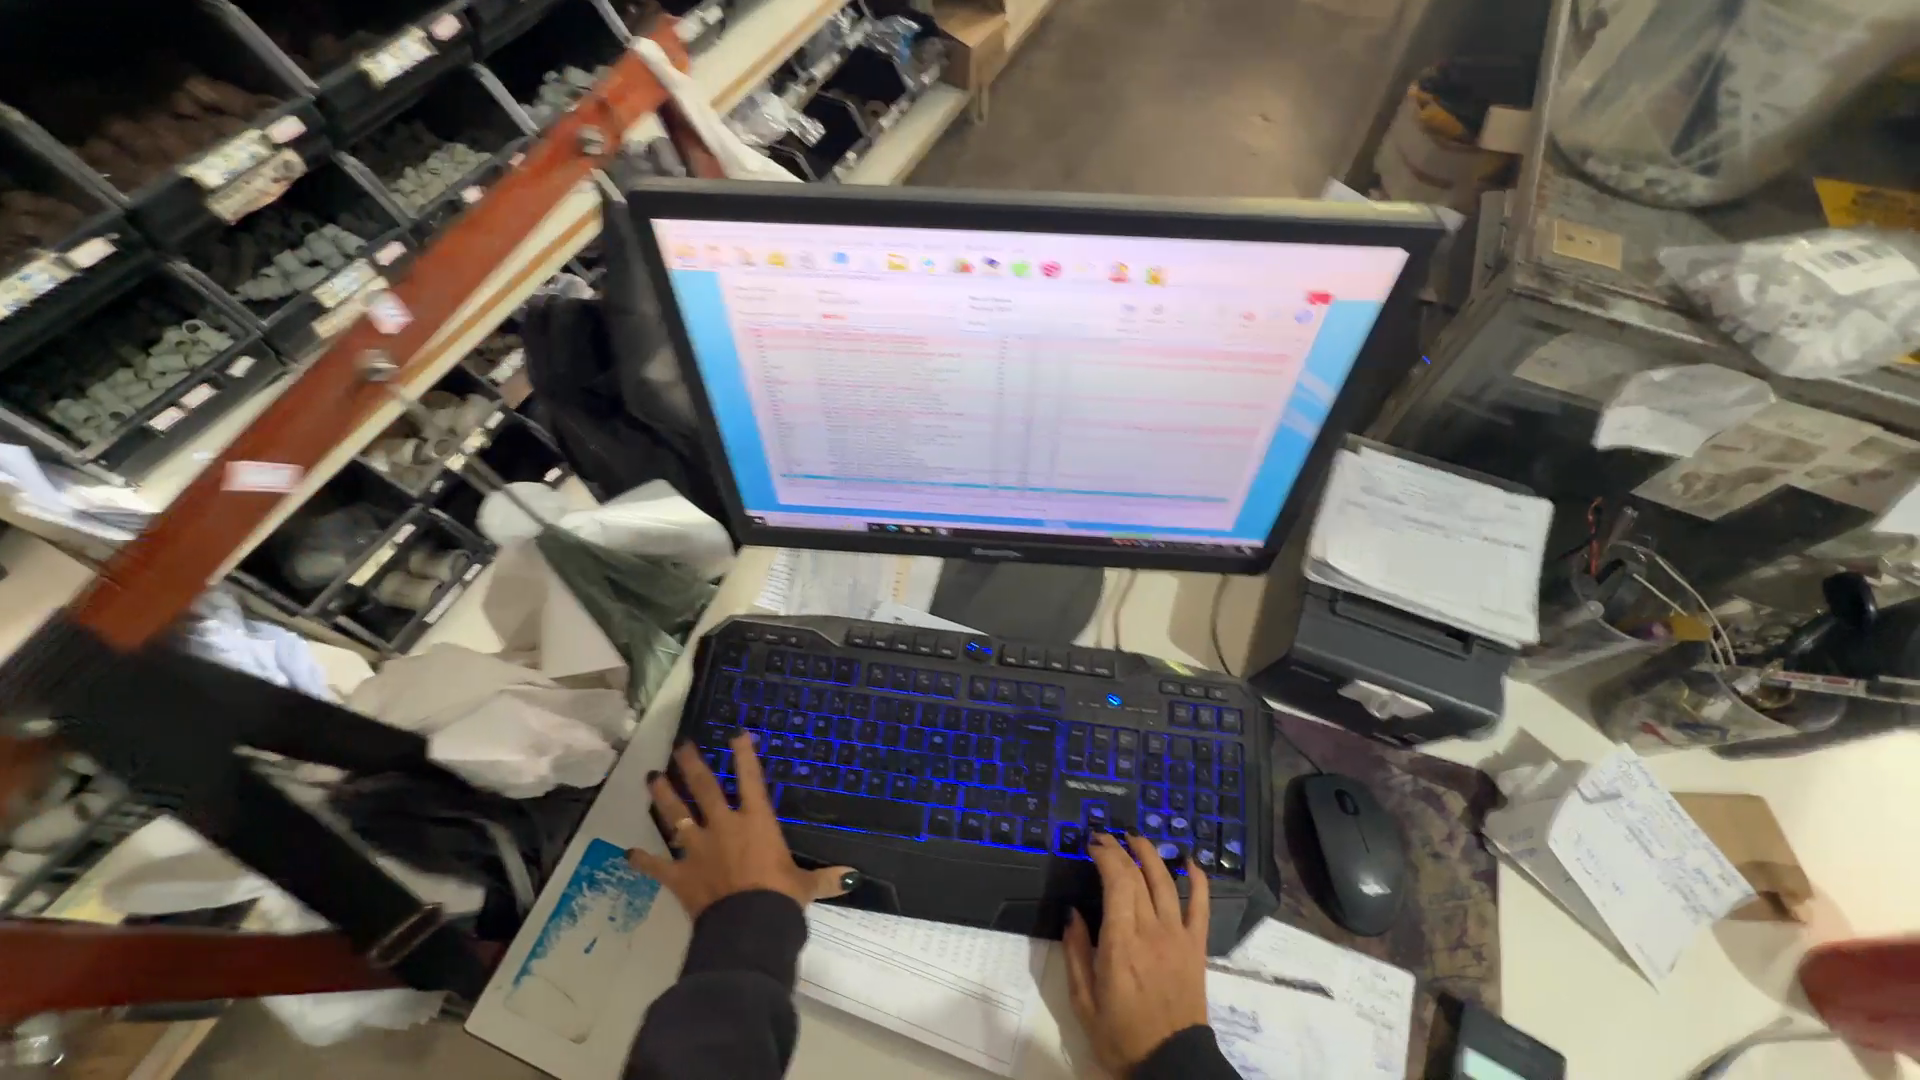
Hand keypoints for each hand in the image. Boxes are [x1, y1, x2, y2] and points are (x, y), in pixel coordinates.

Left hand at [627, 734, 857, 918]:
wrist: (748, 926)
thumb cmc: (780, 897)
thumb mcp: (806, 886)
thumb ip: (825, 878)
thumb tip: (854, 877)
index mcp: (756, 821)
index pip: (750, 779)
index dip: (744, 755)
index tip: (736, 734)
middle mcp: (723, 826)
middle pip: (704, 788)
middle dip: (691, 764)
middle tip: (680, 746)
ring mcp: (697, 848)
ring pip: (674, 815)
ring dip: (662, 796)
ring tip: (651, 778)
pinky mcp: (678, 874)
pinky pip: (656, 865)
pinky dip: (642, 860)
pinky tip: (628, 853)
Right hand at [1063, 832, 1211, 1076]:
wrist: (1171, 1065)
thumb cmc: (1121, 1035)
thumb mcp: (1083, 1001)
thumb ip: (1075, 952)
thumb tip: (1073, 913)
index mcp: (1120, 944)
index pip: (1116, 882)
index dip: (1105, 855)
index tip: (1092, 844)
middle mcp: (1151, 932)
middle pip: (1138, 876)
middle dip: (1120, 849)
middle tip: (1105, 837)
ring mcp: (1178, 937)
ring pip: (1166, 882)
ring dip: (1151, 854)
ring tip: (1136, 838)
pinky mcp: (1197, 948)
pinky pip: (1201, 907)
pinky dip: (1198, 880)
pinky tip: (1190, 862)